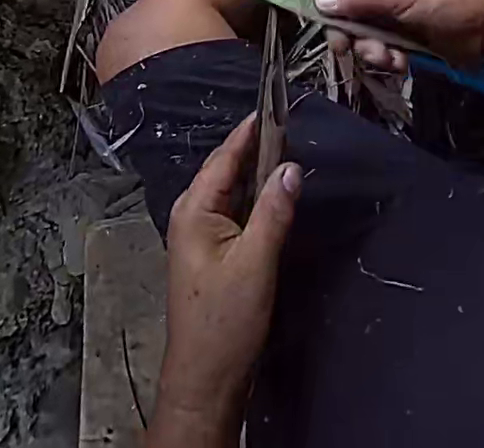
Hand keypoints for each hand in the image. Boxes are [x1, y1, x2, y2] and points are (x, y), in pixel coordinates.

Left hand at [149, 115, 300, 447]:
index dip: (248, 130)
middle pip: (225, 168)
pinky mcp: (211, 248)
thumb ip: (274, 211)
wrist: (206, 378)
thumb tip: (291, 166)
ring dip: (255, 169)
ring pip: (231, 188)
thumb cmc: (226, 319)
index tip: (270, 106)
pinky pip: (234, 207)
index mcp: (194, 209)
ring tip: (284, 147)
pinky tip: (272, 191)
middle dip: (252, 145)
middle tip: (285, 123)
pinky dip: (253, 194)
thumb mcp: (256, 262)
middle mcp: (191, 213)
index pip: (224, 157)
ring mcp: (199, 231)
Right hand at [282, 0, 483, 70]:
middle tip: (344, 44)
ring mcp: (391, 8)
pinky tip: (399, 62)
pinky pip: (378, 47)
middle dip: (341, 27)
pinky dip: (384, 57)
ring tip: (386, 56)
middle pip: (338, 3)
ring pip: (356, 30)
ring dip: (366, 47)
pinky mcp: (403, 34)